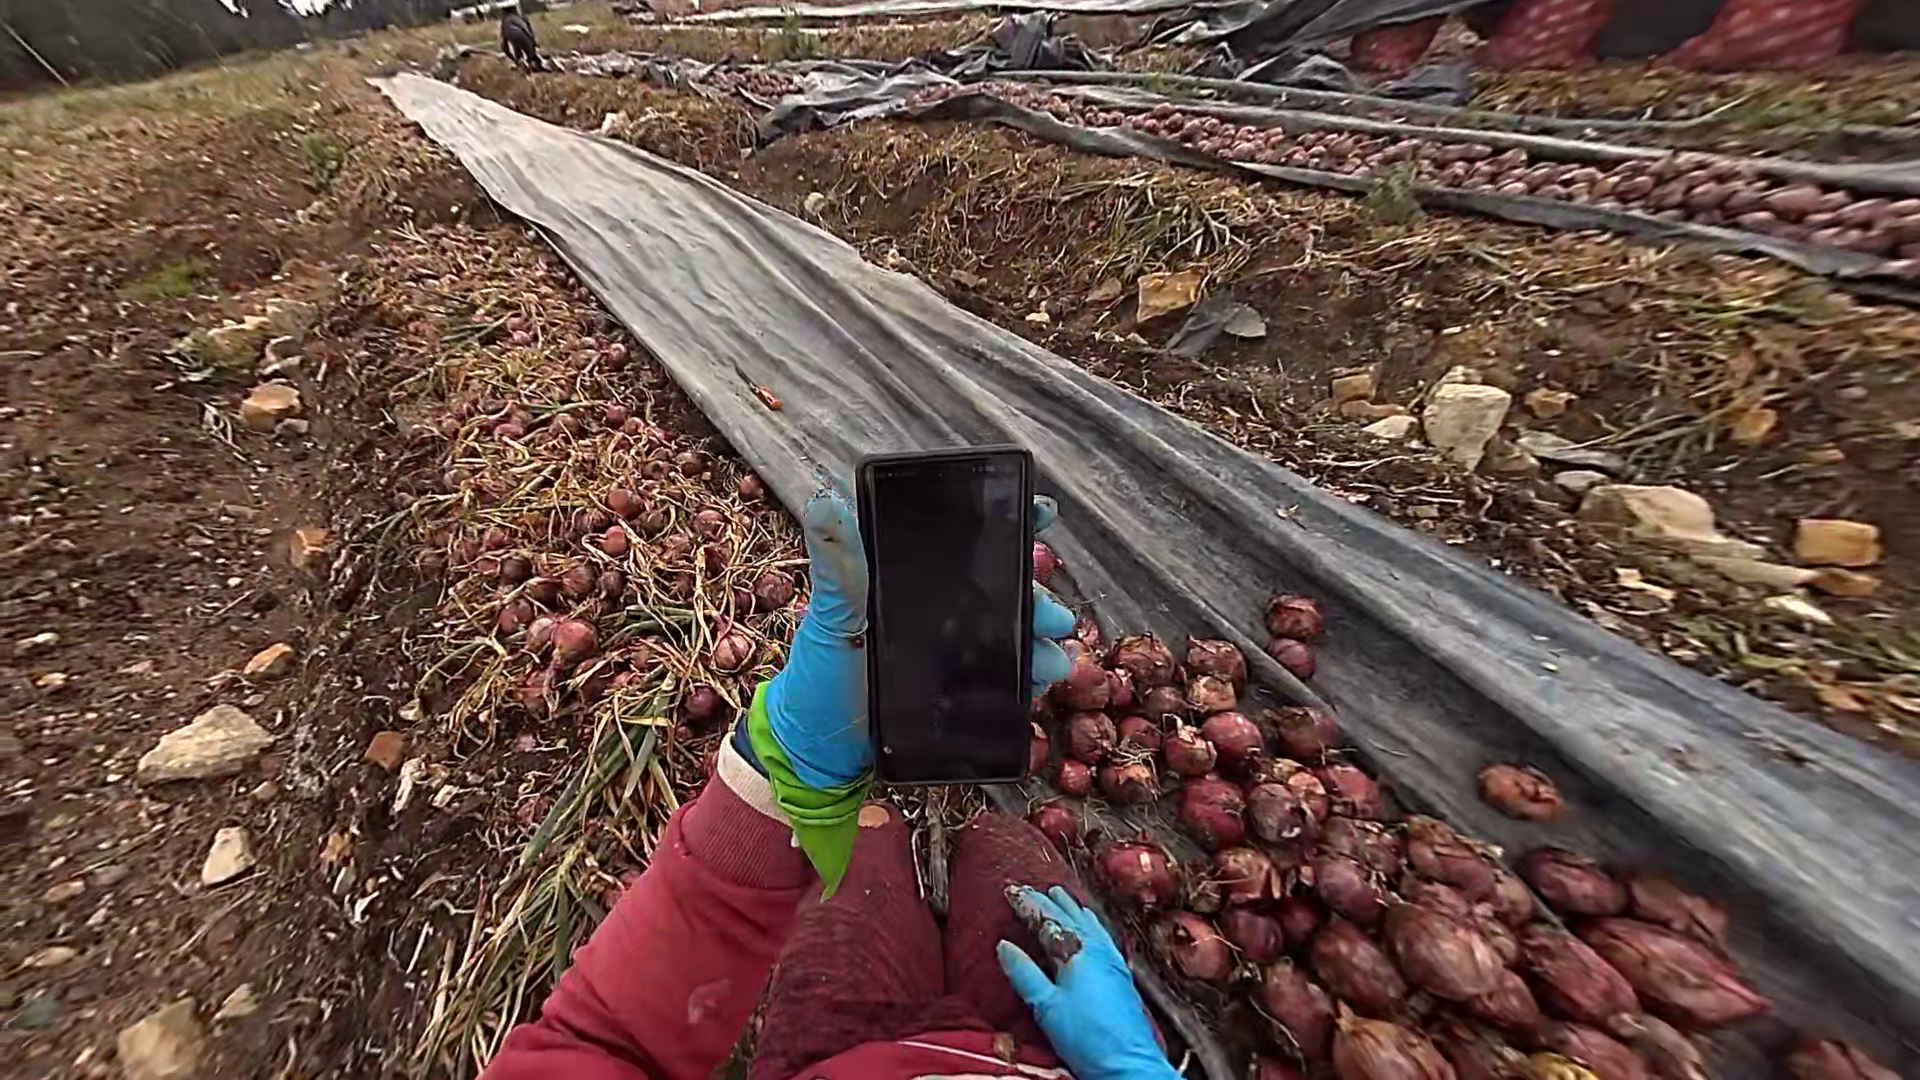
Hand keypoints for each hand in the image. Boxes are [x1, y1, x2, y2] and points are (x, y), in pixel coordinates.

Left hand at [762, 486, 1075, 788]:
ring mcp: (957, 647)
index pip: (967, 541)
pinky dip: (1029, 675)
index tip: (1041, 512)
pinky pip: (1007, 676)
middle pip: (1004, 587)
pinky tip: (1041, 678)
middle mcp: (944, 608)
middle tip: (1051, 614)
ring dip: (1039, 639)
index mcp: (916, 578)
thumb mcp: (831, 612)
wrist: (823, 745)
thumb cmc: (822, 670)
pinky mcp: (964, 688)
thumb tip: (825, 500)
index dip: (1009, 523)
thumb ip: (837, 562)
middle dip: (1036, 595)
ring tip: (1051, 657)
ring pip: (1013, 632)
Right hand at [997, 886, 1178, 1079]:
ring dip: (1068, 905)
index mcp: (1075, 949)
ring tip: (1057, 893)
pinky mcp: (1120, 970)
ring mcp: (1110, 956)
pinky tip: (1089, 919)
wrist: (1131, 1065)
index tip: (1010, 890)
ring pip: (1085, 919)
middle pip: (1065, 914)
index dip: (1026, 904)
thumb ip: (1024, 973)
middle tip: (1027, 889)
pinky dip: (1089, 919)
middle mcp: (1094, 945)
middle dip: (1044, 900)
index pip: (1045, 918)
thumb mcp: (1047, 1007)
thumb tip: (1004, 945)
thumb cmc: (1087, 1037)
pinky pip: (1100, 931)